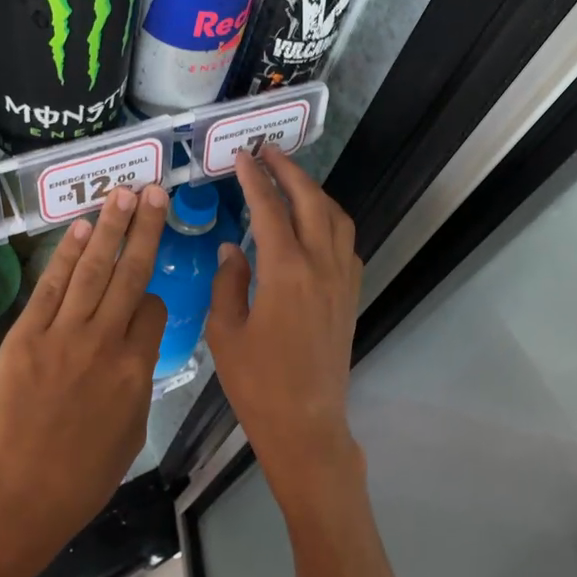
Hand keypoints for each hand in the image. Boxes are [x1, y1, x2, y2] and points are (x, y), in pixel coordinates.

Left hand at [0, 184, 168, 576]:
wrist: (22, 493)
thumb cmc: (85, 476)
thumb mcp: (132, 428)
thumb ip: (137, 379)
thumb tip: (134, 349)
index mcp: (137, 370)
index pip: (154, 310)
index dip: (154, 298)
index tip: (148, 299)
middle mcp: (104, 342)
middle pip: (130, 274)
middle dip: (143, 229)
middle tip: (153, 191)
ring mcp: (62, 336)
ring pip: (93, 270)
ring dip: (109, 227)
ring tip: (123, 193)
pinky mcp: (26, 337)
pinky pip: (52, 287)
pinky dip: (67, 256)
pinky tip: (81, 229)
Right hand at [207, 146, 364, 510]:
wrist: (305, 423)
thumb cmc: (257, 383)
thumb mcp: (225, 333)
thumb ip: (229, 283)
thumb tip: (234, 248)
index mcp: (286, 272)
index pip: (270, 209)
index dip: (255, 179)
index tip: (242, 156)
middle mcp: (321, 267)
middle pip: (310, 202)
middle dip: (289, 171)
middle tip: (268, 152)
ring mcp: (341, 281)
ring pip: (335, 219)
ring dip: (314, 192)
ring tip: (290, 181)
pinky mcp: (350, 297)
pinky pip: (346, 244)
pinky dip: (330, 221)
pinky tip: (314, 225)